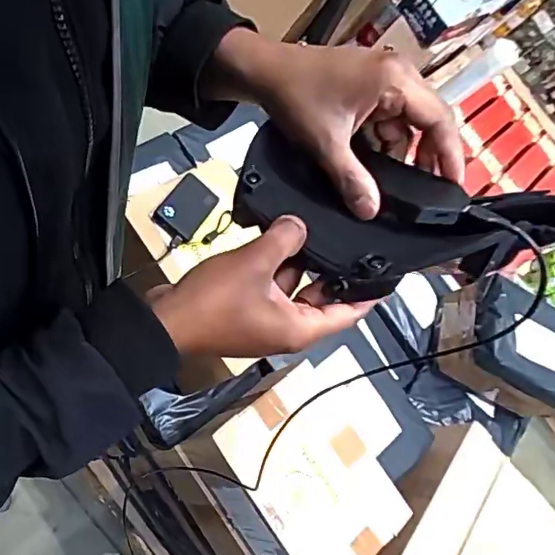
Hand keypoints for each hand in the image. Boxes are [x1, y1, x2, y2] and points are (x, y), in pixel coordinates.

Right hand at [148, 215, 374, 357]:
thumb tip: (298, 225)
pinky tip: (277, 240)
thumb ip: (285, 239)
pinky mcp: (247, 312)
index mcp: (300, 328)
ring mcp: (266, 321)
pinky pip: (272, 288)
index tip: (386, 279)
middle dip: (333, 272)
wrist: (167, 321)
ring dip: (301, 265)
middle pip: (323, 300)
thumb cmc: (212, 305)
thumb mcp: (256, 262)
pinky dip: (276, 268)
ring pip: (295, 290)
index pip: (349, 315)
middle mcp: (287, 329)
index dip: (370, 296)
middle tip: (350, 242)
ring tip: (311, 232)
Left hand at [206, 29, 465, 219]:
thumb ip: (351, 179)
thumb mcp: (326, 143)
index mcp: (395, 80)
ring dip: (399, 154)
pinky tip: (371, 166)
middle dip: (425, 159)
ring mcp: (384, 81)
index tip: (453, 186)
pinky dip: (383, 145)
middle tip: (422, 192)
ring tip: (387, 183)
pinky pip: (389, 122)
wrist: (266, 71)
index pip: (440, 121)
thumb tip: (370, 210)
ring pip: (407, 126)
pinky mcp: (370, 89)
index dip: (450, 157)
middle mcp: (397, 75)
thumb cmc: (296, 92)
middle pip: (429, 123)